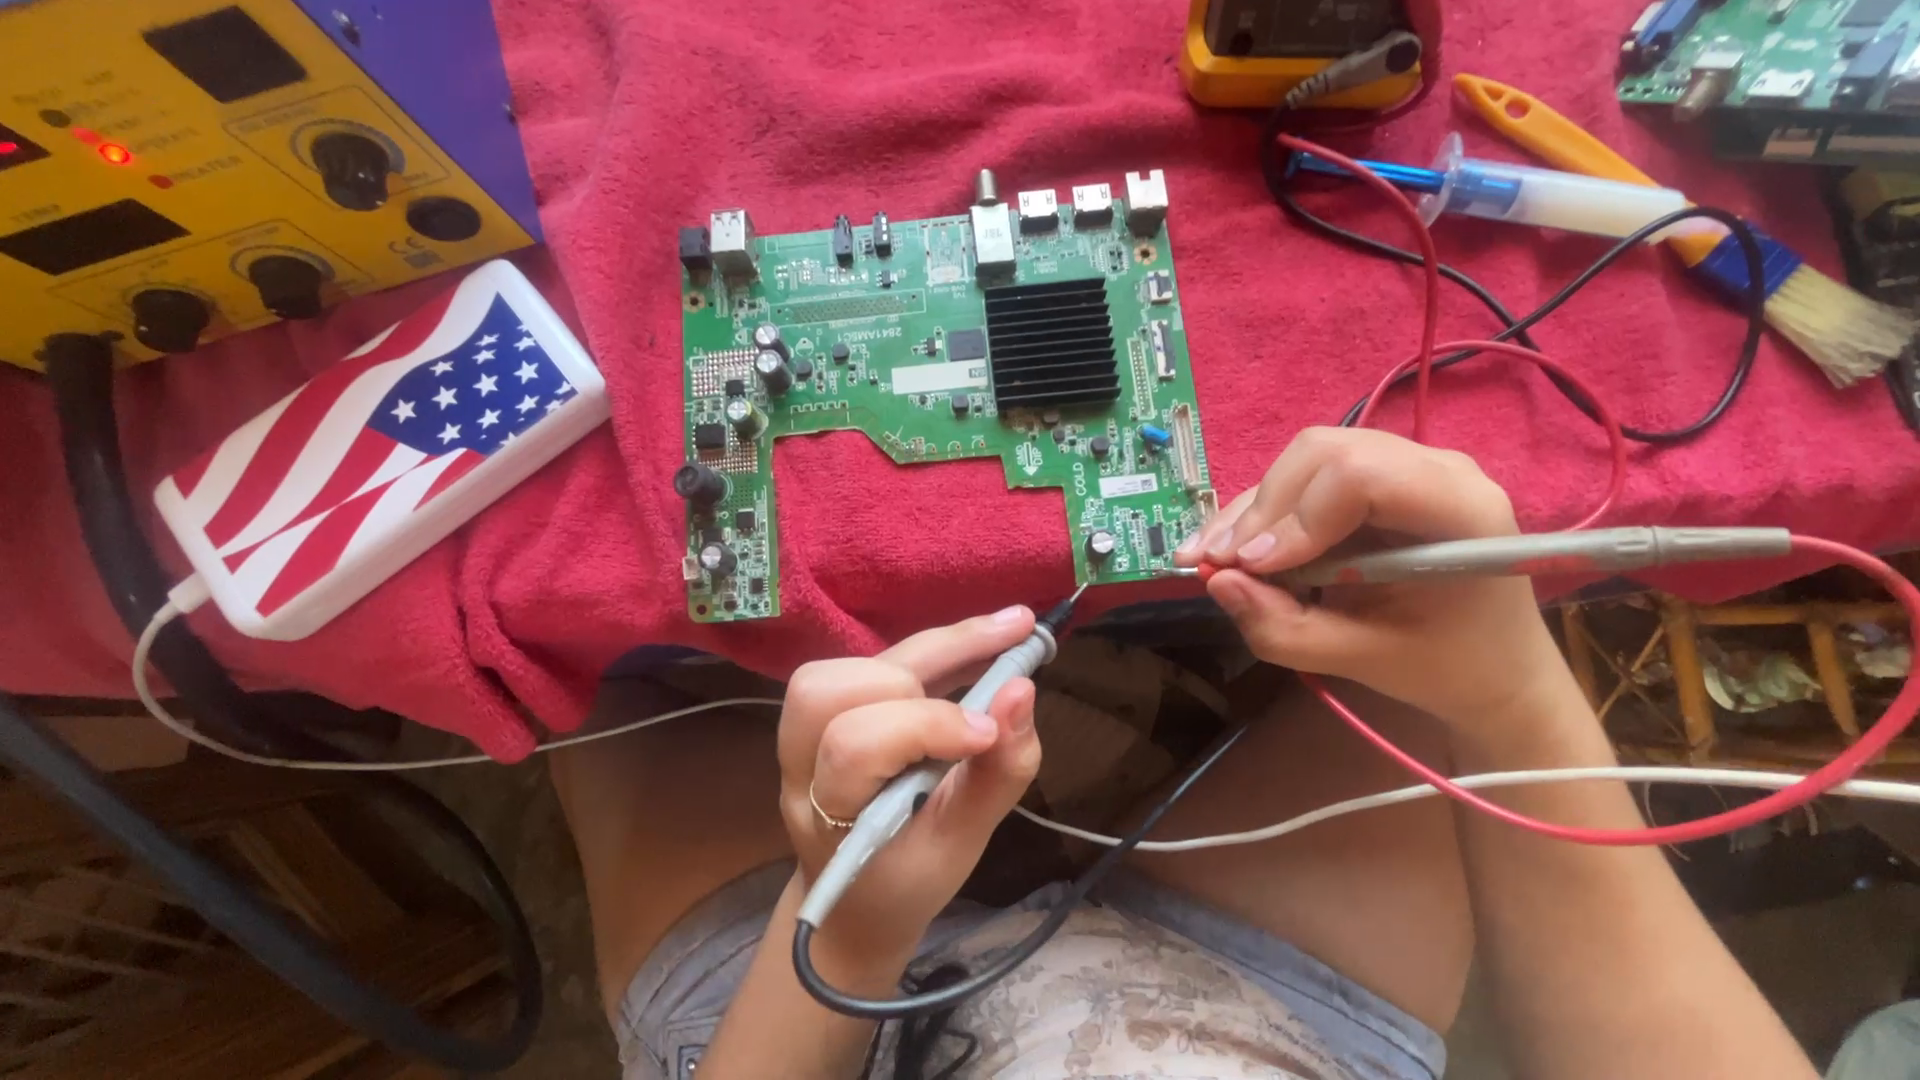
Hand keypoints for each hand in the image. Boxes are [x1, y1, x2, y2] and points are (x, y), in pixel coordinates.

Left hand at [776, 607, 1043, 966]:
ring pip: (838, 666)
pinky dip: (921, 651)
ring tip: (988, 644)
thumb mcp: (962, 846)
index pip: (854, 745)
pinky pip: (862, 662)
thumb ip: (997, 774)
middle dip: (920, 672)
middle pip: (827, 690)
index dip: (925, 725)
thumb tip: (1021, 689)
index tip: (990, 732)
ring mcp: (802, 732)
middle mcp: (798, 764)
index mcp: (825, 812)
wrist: (856, 900)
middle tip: (1005, 650)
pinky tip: (974, 646)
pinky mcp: (829, 708)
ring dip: (919, 653)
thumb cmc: (907, 880)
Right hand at [1176, 427, 1568, 725]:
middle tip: (1219, 563)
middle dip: (1261, 509)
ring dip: (1251, 509)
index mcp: (1458, 508)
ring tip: (1211, 558)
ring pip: (1303, 459)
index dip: (1296, 516)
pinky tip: (1230, 547)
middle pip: (1322, 453)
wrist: (1495, 665)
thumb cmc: (1447, 666)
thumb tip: (1217, 583)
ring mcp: (1402, 465)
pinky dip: (1260, 512)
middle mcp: (1433, 467)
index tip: (1253, 567)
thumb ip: (1286, 629)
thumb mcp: (1362, 660)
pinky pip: (1304, 477)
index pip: (1359, 474)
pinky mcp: (1372, 477)